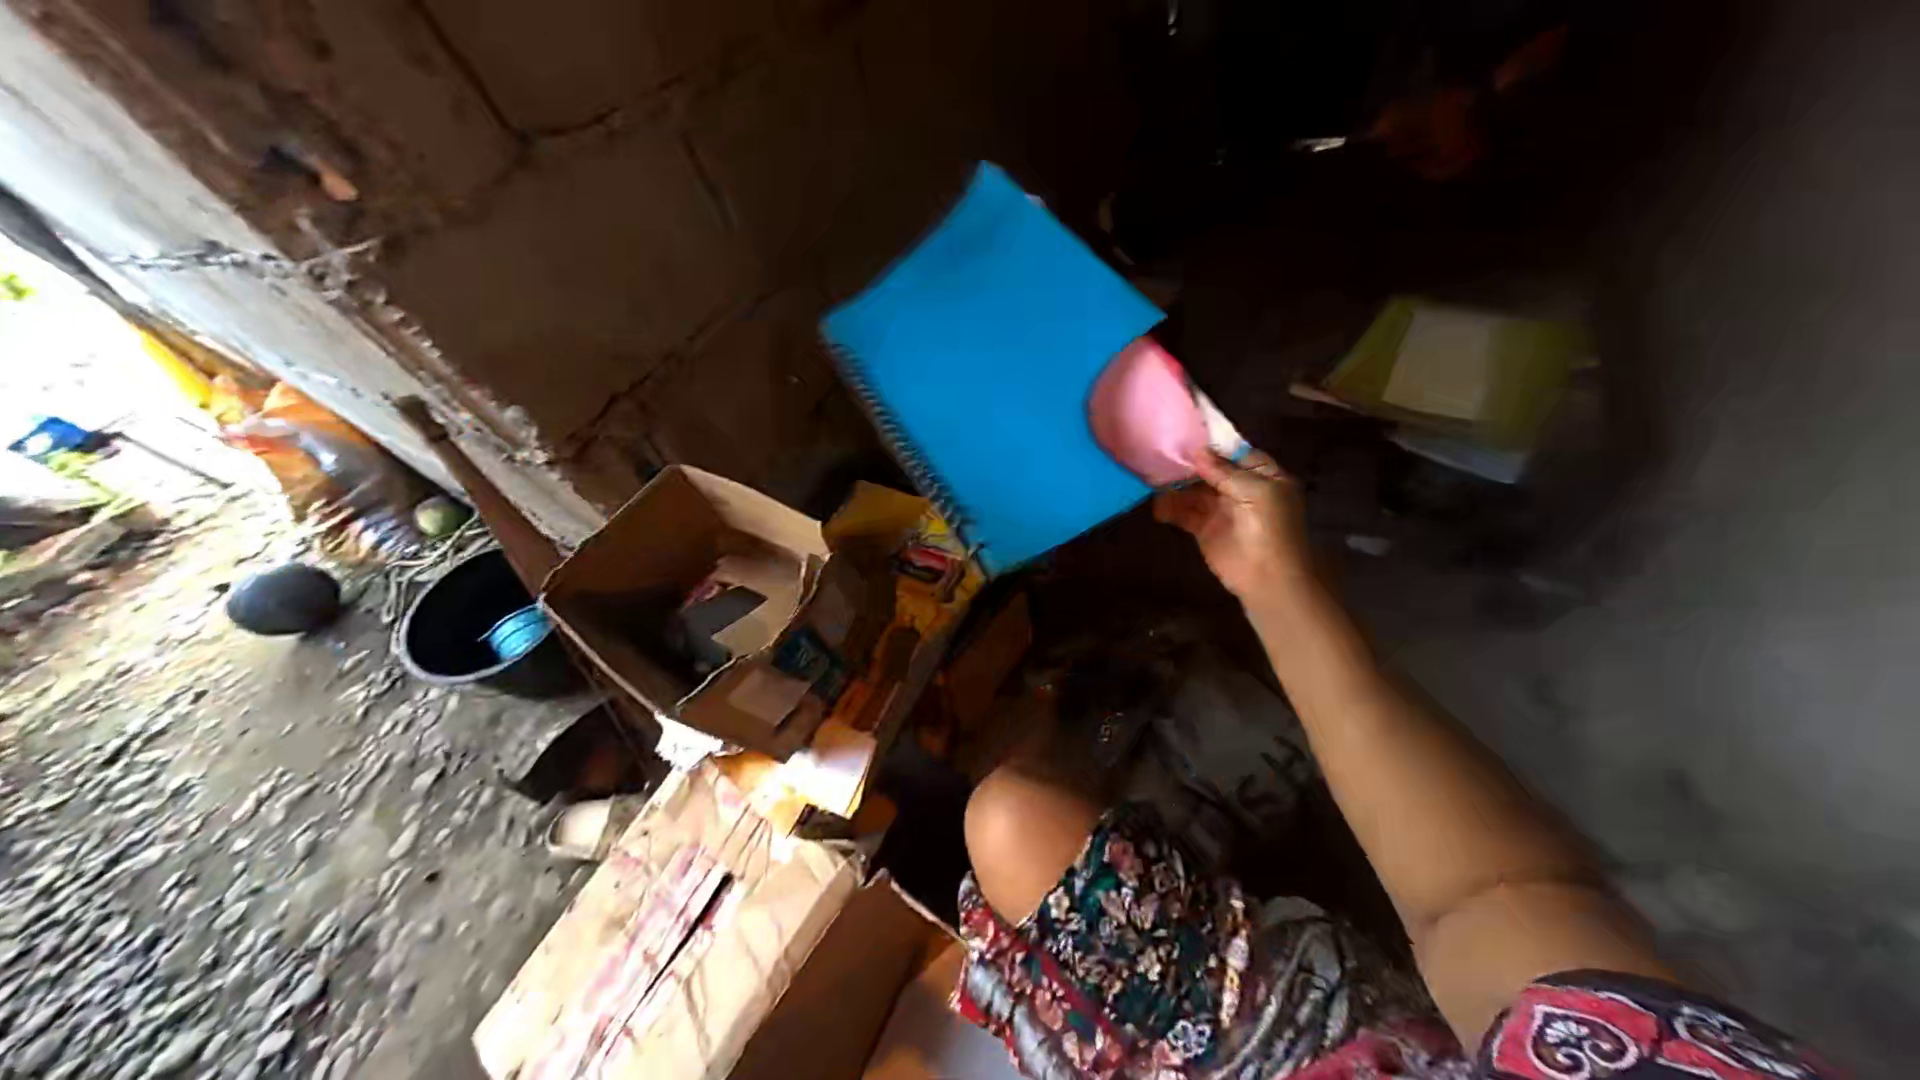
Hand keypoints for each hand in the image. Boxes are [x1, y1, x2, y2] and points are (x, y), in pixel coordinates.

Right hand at [1153, 450, 1314, 603]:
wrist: (1268, 578)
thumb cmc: (1270, 529)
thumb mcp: (1256, 492)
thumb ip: (1224, 471)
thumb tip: (1198, 451)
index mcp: (1262, 475)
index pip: (1234, 452)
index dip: (1211, 443)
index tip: (1184, 432)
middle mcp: (1240, 488)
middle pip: (1209, 469)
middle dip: (1187, 464)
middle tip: (1160, 455)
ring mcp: (1221, 508)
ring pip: (1193, 490)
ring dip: (1175, 486)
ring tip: (1152, 480)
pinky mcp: (1204, 528)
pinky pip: (1184, 512)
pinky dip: (1170, 508)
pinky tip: (1158, 507)